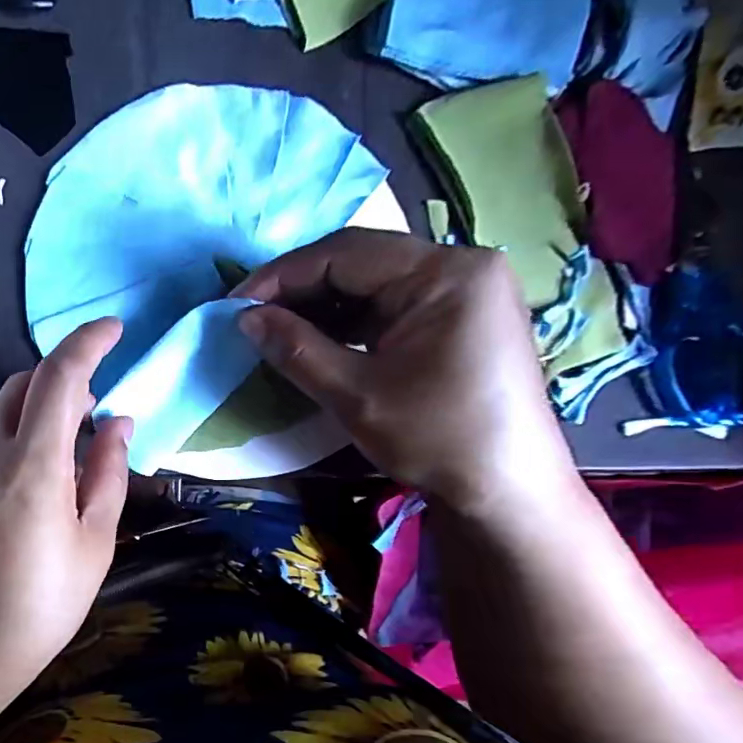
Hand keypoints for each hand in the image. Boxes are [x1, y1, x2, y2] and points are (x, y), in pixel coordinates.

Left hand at [0, 318, 131, 702]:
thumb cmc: (47, 604)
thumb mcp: (95, 541)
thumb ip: (108, 472)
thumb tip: (118, 422)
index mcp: (33, 469)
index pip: (59, 379)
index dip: (87, 343)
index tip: (114, 329)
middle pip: (22, 386)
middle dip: (62, 379)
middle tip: (94, 408)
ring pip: (0, 414)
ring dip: (37, 412)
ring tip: (67, 449)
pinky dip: (14, 443)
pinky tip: (30, 488)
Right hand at [230, 228, 574, 513]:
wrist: (506, 490)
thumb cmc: (436, 438)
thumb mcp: (356, 394)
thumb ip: (296, 349)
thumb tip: (245, 317)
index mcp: (445, 272)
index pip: (346, 252)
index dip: (283, 275)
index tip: (236, 303)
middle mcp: (461, 265)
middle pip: (362, 261)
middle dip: (301, 287)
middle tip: (251, 316)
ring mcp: (465, 290)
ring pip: (375, 282)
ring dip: (323, 304)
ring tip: (276, 329)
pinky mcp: (460, 317)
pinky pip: (393, 304)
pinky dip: (351, 320)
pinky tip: (318, 339)